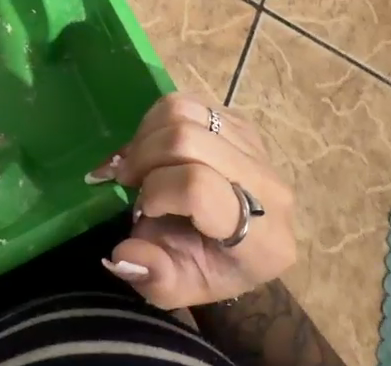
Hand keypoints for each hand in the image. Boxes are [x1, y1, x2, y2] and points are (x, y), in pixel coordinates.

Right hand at [87, 94, 296, 308]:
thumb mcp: (179, 287)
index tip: (141, 207)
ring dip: (146, 133)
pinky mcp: (239, 124)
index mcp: (262, 238)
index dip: (157, 191)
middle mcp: (268, 187)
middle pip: (187, 140)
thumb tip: (122, 255)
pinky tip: (154, 147)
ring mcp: (255, 149)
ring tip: (139, 160)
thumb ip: (153, 277)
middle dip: (143, 156)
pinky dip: (157, 120)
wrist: (236, 244)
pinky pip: (188, 103)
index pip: (199, 187)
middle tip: (125, 177)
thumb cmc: (206, 266)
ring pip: (184, 112)